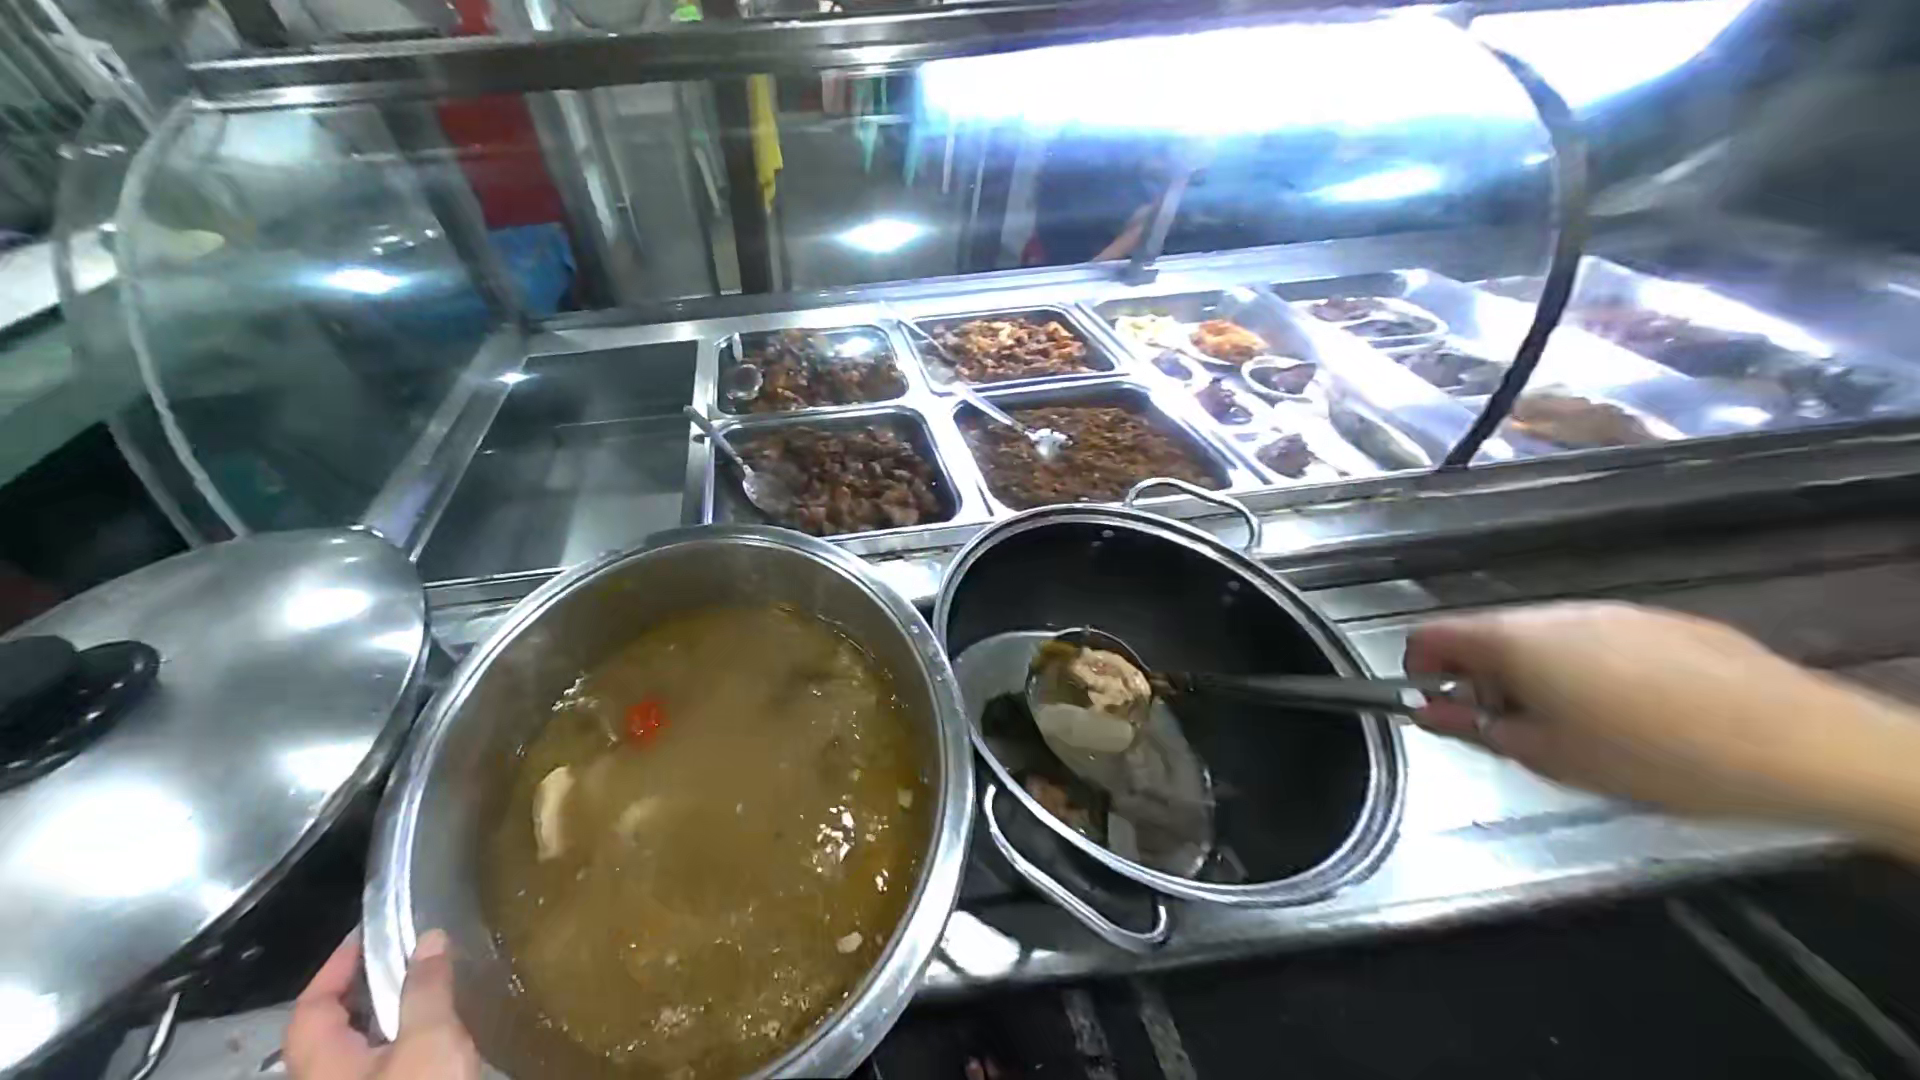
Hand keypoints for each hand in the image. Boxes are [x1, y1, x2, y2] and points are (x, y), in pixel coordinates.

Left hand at [285, 930, 480, 1079]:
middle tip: (408, 951)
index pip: (311, 1007)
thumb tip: (429, 937)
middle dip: (365, 987)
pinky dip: (401, 1034)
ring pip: (357, 1047)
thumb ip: (427, 988)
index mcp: (321, 1066)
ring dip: (387, 1011)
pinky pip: (381, 1062)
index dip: (334, 967)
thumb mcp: (429, 1040)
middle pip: (330, 1029)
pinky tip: (435, 1028)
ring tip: (428, 981)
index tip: (368, 932)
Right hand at [1403, 602, 1919, 827]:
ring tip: (1575, 722)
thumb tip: (1429, 710)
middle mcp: (1550, 612)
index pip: (1429, 636)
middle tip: (1510, 725)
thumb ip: (1472, 725)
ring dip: (1532, 671)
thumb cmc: (1651, 754)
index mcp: (1510, 640)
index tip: (1438, 706)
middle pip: (1484, 634)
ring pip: (1540, 636)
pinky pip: (1595, 637)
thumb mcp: (1545, 754)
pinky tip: (1633, 708)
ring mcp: (1608, 611)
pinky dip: (1586, 666)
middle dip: (1479, 675)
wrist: (1807, 746)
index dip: (1419, 669)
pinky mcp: (1660, 620)